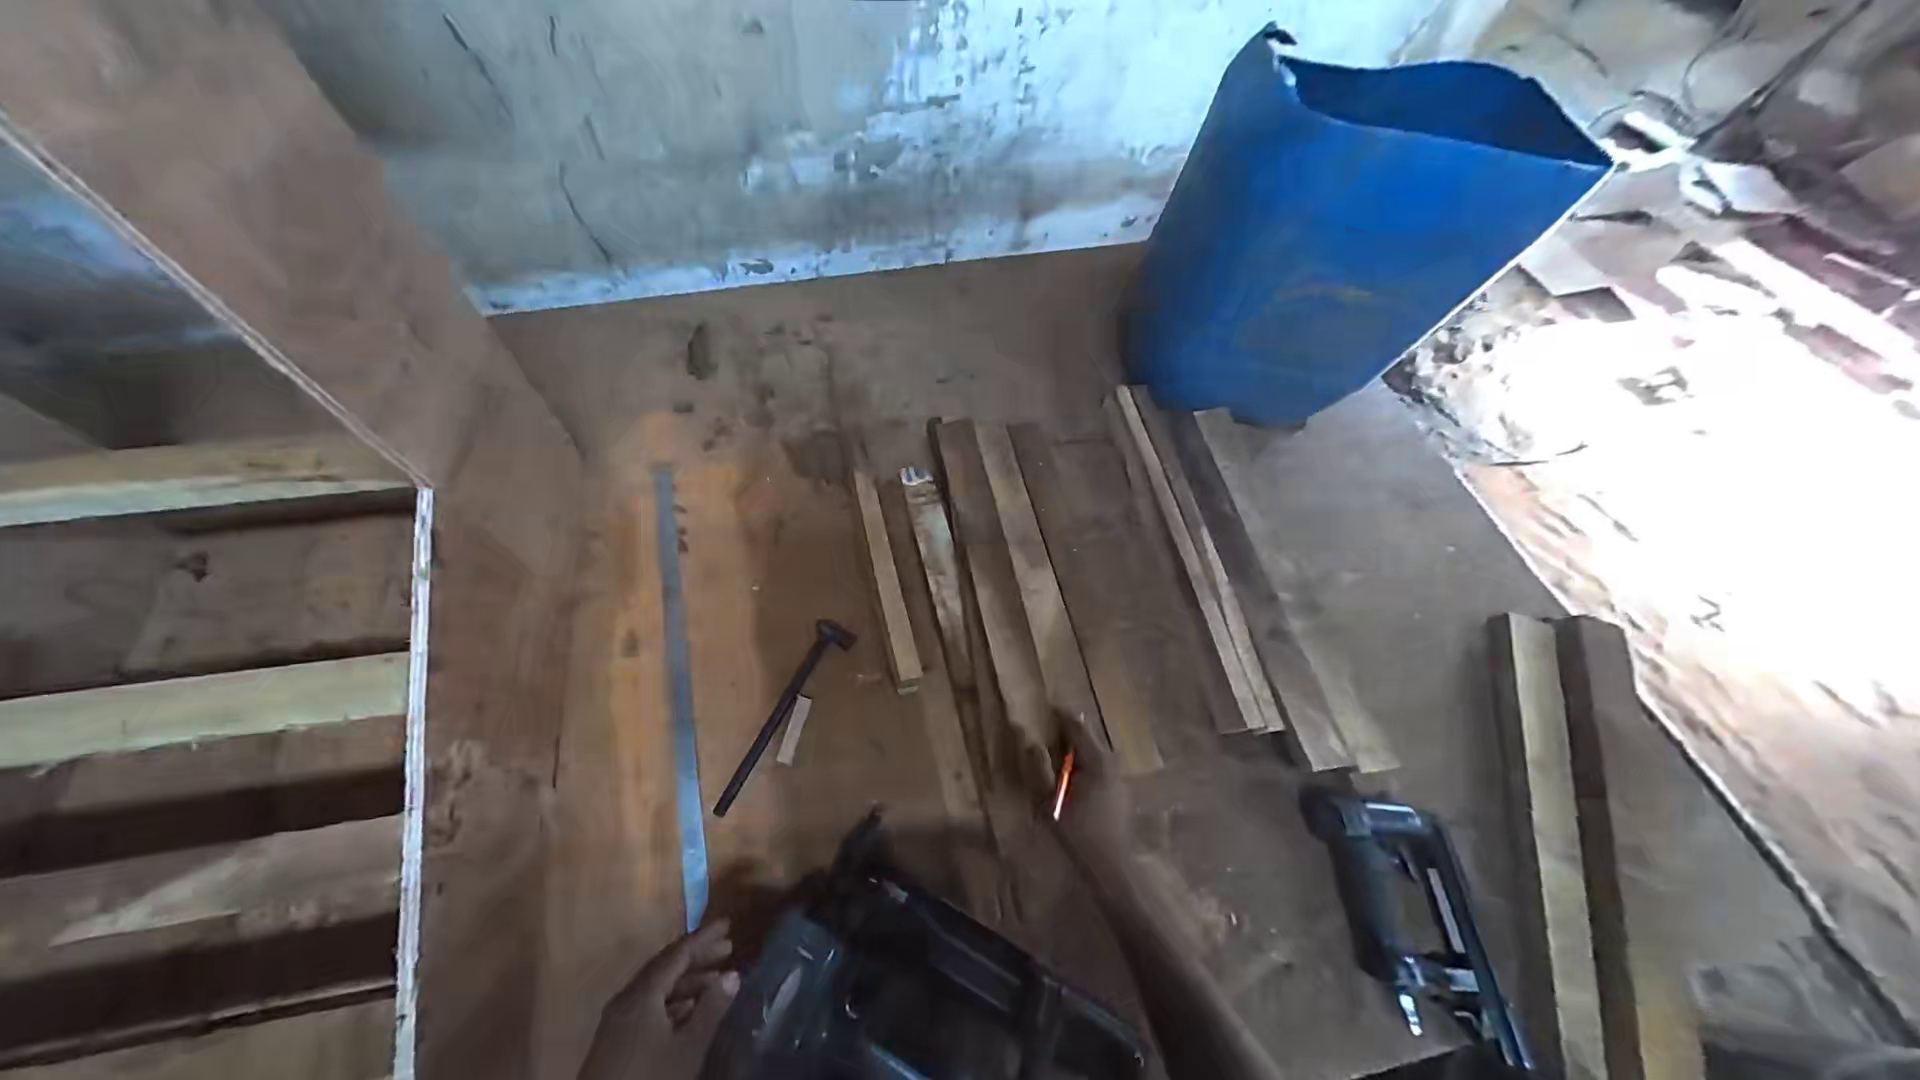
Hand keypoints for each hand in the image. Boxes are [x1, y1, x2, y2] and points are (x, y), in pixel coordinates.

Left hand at [578, 919, 739, 1079]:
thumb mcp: (688, 1048)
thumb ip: (711, 1009)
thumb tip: (733, 974)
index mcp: (643, 994)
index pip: (678, 953)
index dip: (705, 937)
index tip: (729, 925)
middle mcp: (626, 999)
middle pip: (666, 966)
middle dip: (697, 956)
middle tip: (728, 949)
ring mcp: (617, 1021)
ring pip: (656, 987)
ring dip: (687, 980)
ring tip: (716, 982)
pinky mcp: (614, 1042)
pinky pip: (647, 1005)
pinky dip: (672, 1000)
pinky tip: (689, 1010)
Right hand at [1041, 715, 1132, 866]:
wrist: (1112, 868)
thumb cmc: (1078, 834)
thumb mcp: (1049, 802)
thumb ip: (1038, 768)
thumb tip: (1028, 739)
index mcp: (1097, 759)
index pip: (1075, 723)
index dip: (1057, 713)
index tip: (1040, 707)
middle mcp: (1112, 761)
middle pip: (1086, 735)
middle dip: (1064, 731)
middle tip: (1041, 731)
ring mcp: (1118, 775)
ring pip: (1092, 751)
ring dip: (1073, 748)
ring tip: (1052, 754)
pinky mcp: (1119, 789)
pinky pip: (1097, 765)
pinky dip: (1081, 763)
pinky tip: (1069, 778)